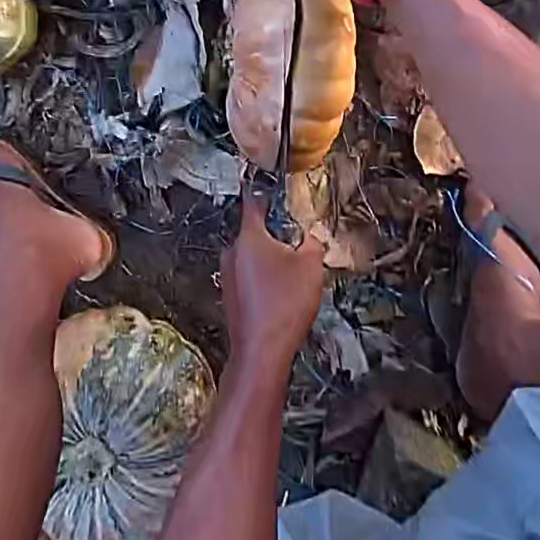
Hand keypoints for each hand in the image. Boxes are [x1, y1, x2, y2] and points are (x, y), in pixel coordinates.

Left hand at [222, 188, 326, 372]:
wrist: (261, 353)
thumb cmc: (284, 305)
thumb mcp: (310, 266)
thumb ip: (311, 243)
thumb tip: (309, 238)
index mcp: (248, 237)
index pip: (253, 203)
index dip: (265, 193)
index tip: (272, 187)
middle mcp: (232, 252)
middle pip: (255, 231)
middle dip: (275, 235)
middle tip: (297, 244)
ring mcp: (228, 275)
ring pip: (252, 255)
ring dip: (270, 259)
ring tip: (292, 275)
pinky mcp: (230, 296)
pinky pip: (249, 276)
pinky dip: (264, 278)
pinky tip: (280, 294)